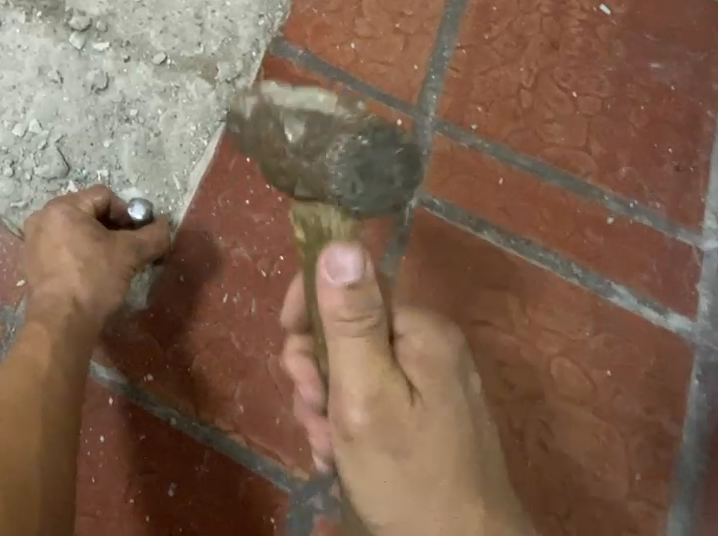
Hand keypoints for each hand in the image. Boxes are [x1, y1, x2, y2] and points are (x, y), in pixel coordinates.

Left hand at [20, 186, 170, 335]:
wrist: (61, 323)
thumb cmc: (93, 280)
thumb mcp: (129, 255)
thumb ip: (152, 236)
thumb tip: (166, 225)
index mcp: (62, 207)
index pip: (104, 196)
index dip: (127, 213)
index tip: (138, 236)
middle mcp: (43, 217)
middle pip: (87, 212)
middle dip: (111, 228)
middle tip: (128, 250)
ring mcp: (33, 240)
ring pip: (74, 231)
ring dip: (95, 242)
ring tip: (111, 265)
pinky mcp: (31, 263)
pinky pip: (61, 248)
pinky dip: (78, 255)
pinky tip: (91, 275)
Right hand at [280, 243, 534, 535]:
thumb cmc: (407, 477)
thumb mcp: (365, 394)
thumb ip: (349, 319)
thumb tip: (339, 241)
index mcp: (420, 330)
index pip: (348, 283)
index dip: (307, 307)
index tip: (287, 344)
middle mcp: (429, 346)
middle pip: (345, 328)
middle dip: (314, 367)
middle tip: (311, 407)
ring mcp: (430, 383)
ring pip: (350, 366)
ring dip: (324, 401)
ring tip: (324, 442)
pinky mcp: (425, 416)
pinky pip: (369, 397)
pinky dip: (345, 421)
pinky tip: (339, 453)